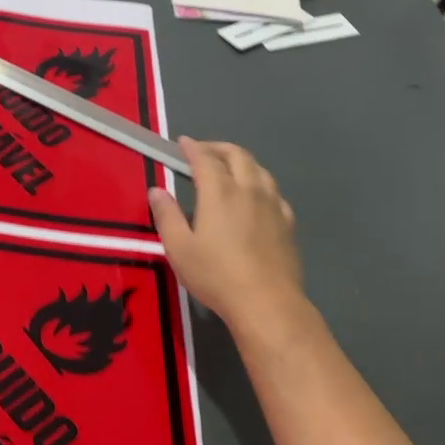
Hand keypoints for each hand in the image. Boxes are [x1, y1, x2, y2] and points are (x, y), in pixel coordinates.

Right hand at [148, 138, 306, 336]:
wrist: (266, 301)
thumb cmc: (215, 275)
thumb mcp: (179, 248)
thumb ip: (167, 215)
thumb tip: (157, 190)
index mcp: (220, 193)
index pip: (205, 159)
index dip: (192, 148)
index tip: (181, 143)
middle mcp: (249, 190)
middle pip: (238, 156)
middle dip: (219, 148)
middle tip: (203, 151)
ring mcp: (273, 205)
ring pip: (260, 170)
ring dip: (242, 162)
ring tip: (229, 169)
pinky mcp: (287, 223)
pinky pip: (274, 192)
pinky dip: (260, 184)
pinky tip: (255, 198)